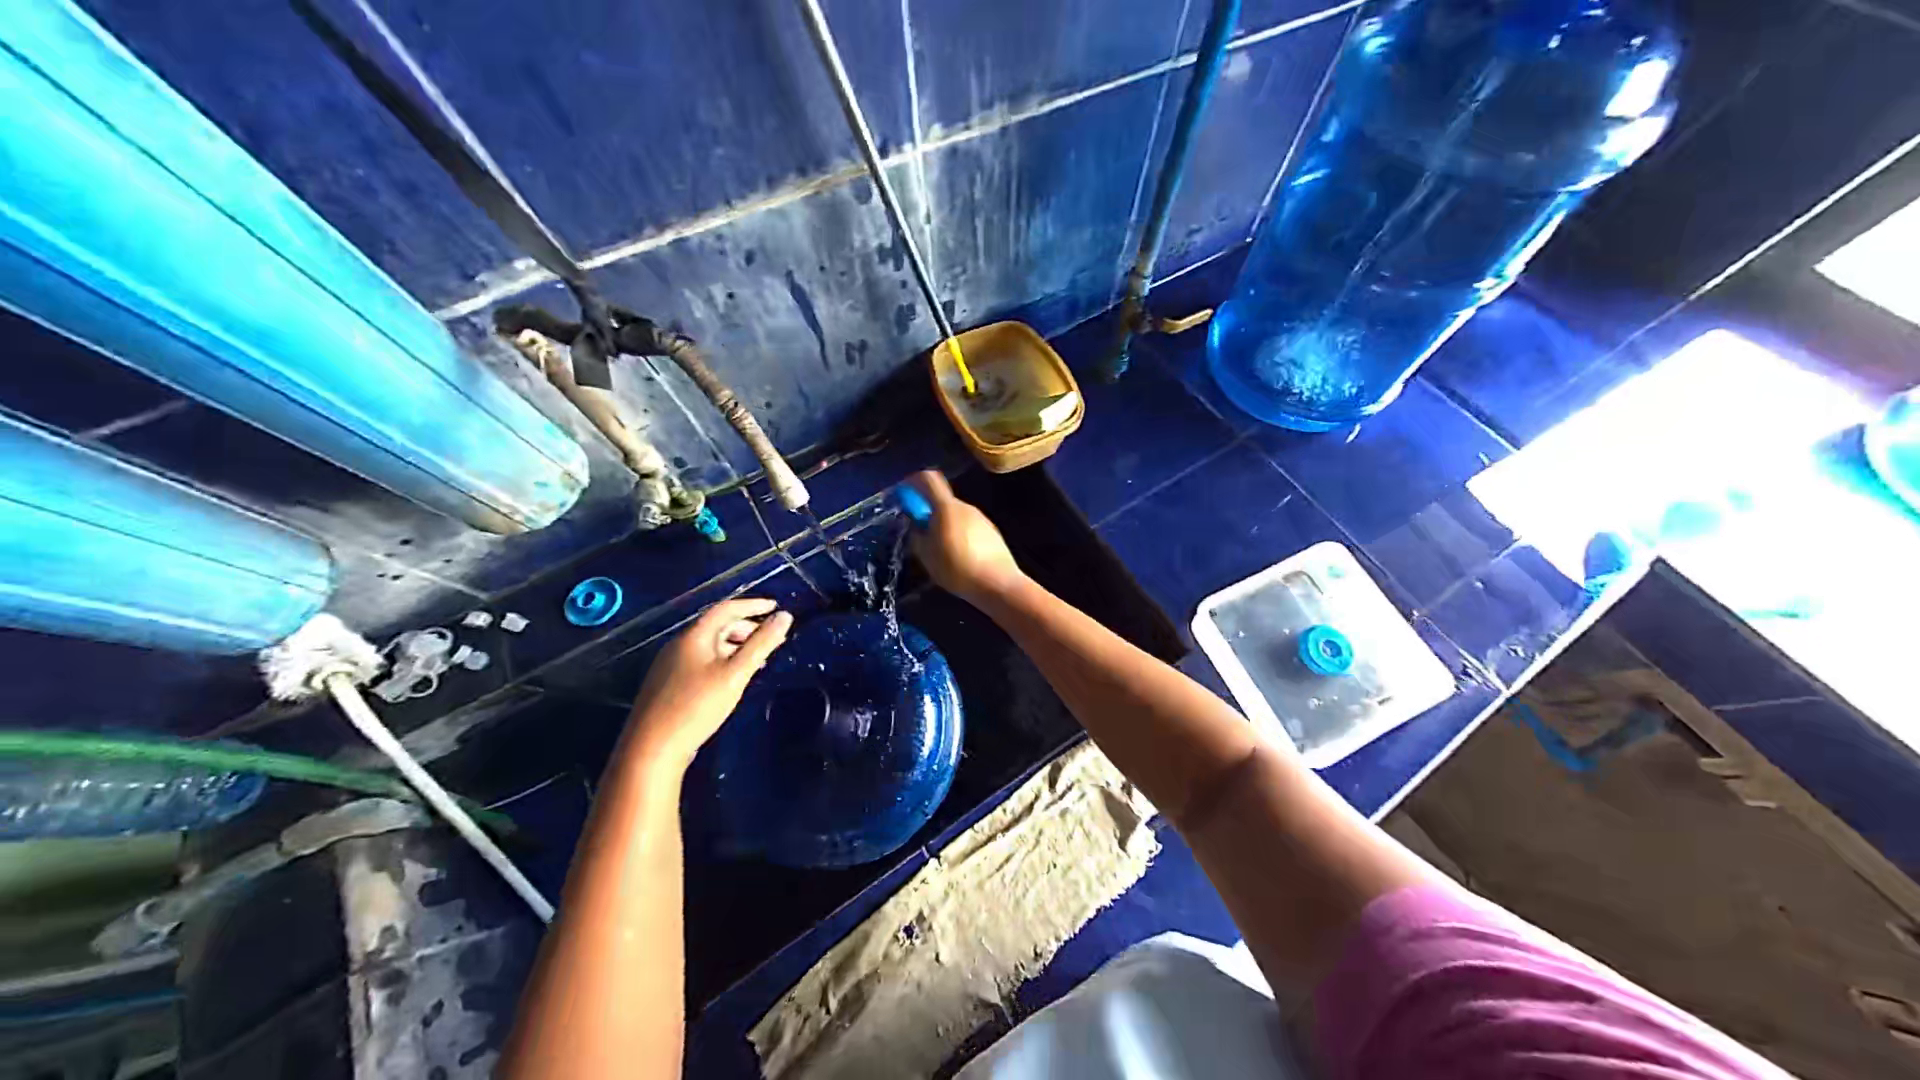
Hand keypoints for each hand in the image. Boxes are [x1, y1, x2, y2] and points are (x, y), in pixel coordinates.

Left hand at [625, 598, 792, 771]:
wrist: (652, 749)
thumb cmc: (697, 706)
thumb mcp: (735, 674)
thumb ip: (761, 644)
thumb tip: (785, 616)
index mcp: (693, 636)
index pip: (726, 608)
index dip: (752, 605)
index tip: (776, 607)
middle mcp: (679, 644)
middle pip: (716, 626)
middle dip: (746, 627)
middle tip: (771, 637)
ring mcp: (670, 665)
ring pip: (709, 645)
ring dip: (736, 645)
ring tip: (758, 659)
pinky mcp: (668, 684)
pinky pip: (701, 660)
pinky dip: (723, 660)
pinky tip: (732, 678)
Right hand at [905, 470, 1026, 605]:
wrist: (999, 584)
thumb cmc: (957, 568)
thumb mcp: (926, 555)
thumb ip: (917, 536)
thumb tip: (916, 525)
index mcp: (946, 507)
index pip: (928, 479)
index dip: (913, 483)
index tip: (904, 497)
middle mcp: (965, 507)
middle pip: (942, 501)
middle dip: (929, 513)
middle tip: (922, 537)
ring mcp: (982, 519)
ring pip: (956, 516)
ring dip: (945, 527)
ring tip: (942, 554)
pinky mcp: (992, 532)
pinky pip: (969, 528)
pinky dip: (960, 536)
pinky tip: (961, 560)